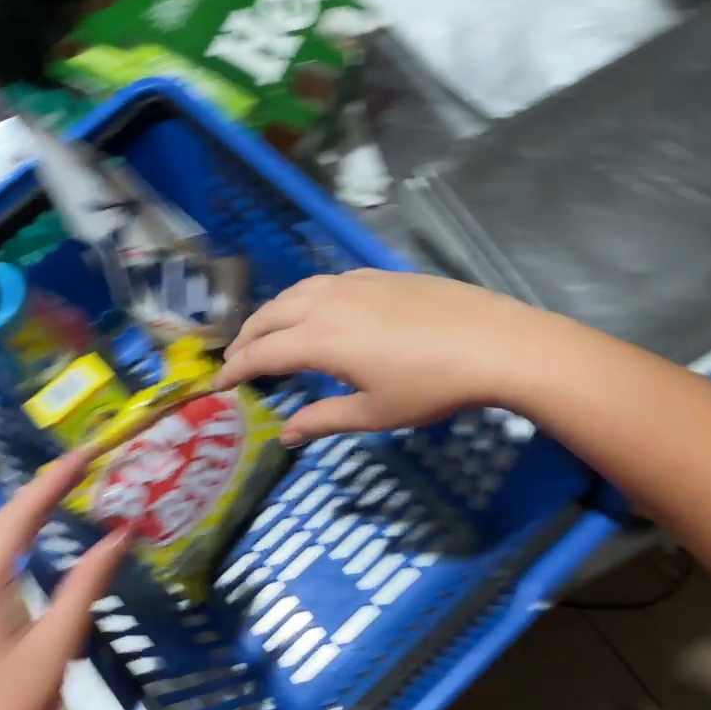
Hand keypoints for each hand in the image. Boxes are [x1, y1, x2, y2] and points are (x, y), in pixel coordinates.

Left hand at [0, 453, 129, 709]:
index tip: (85, 454)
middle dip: (39, 494)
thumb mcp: (56, 645)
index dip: (52, 483)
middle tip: (82, 469)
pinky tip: (30, 540)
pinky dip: (9, 542)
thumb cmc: (11, 709)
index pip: (16, 518)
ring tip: (64, 494)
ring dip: (23, 517)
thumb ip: (87, 585)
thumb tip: (120, 534)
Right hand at [214, 269, 548, 442]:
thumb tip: (285, 435)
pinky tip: (315, 313)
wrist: (494, 342)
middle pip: (270, 315)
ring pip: (296, 292)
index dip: (235, 369)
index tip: (216, 385)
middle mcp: (327, 301)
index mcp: (319, 338)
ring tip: (266, 334)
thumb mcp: (374, 413)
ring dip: (272, 314)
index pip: (261, 352)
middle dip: (246, 338)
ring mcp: (354, 281)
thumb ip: (322, 420)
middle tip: (235, 361)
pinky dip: (302, 299)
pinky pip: (323, 283)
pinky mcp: (379, 274)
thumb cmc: (431, 386)